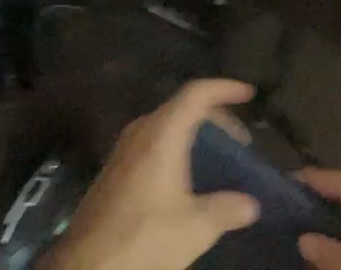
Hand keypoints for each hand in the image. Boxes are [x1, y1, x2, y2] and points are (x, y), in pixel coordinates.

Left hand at [43, 79, 261, 269]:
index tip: (249, 94)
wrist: (90, 258)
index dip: (224, 88)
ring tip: (220, 159)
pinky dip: (178, 146)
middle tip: (241, 143)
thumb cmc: (145, 234)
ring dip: (195, 133)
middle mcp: (141, 130)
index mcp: (161, 133)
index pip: (195, 94)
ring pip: (167, 124)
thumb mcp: (195, 226)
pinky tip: (189, 176)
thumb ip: (226, 209)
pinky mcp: (117, 165)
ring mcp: (125, 146)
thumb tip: (250, 203)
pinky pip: (154, 141)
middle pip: (182, 107)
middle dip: (215, 117)